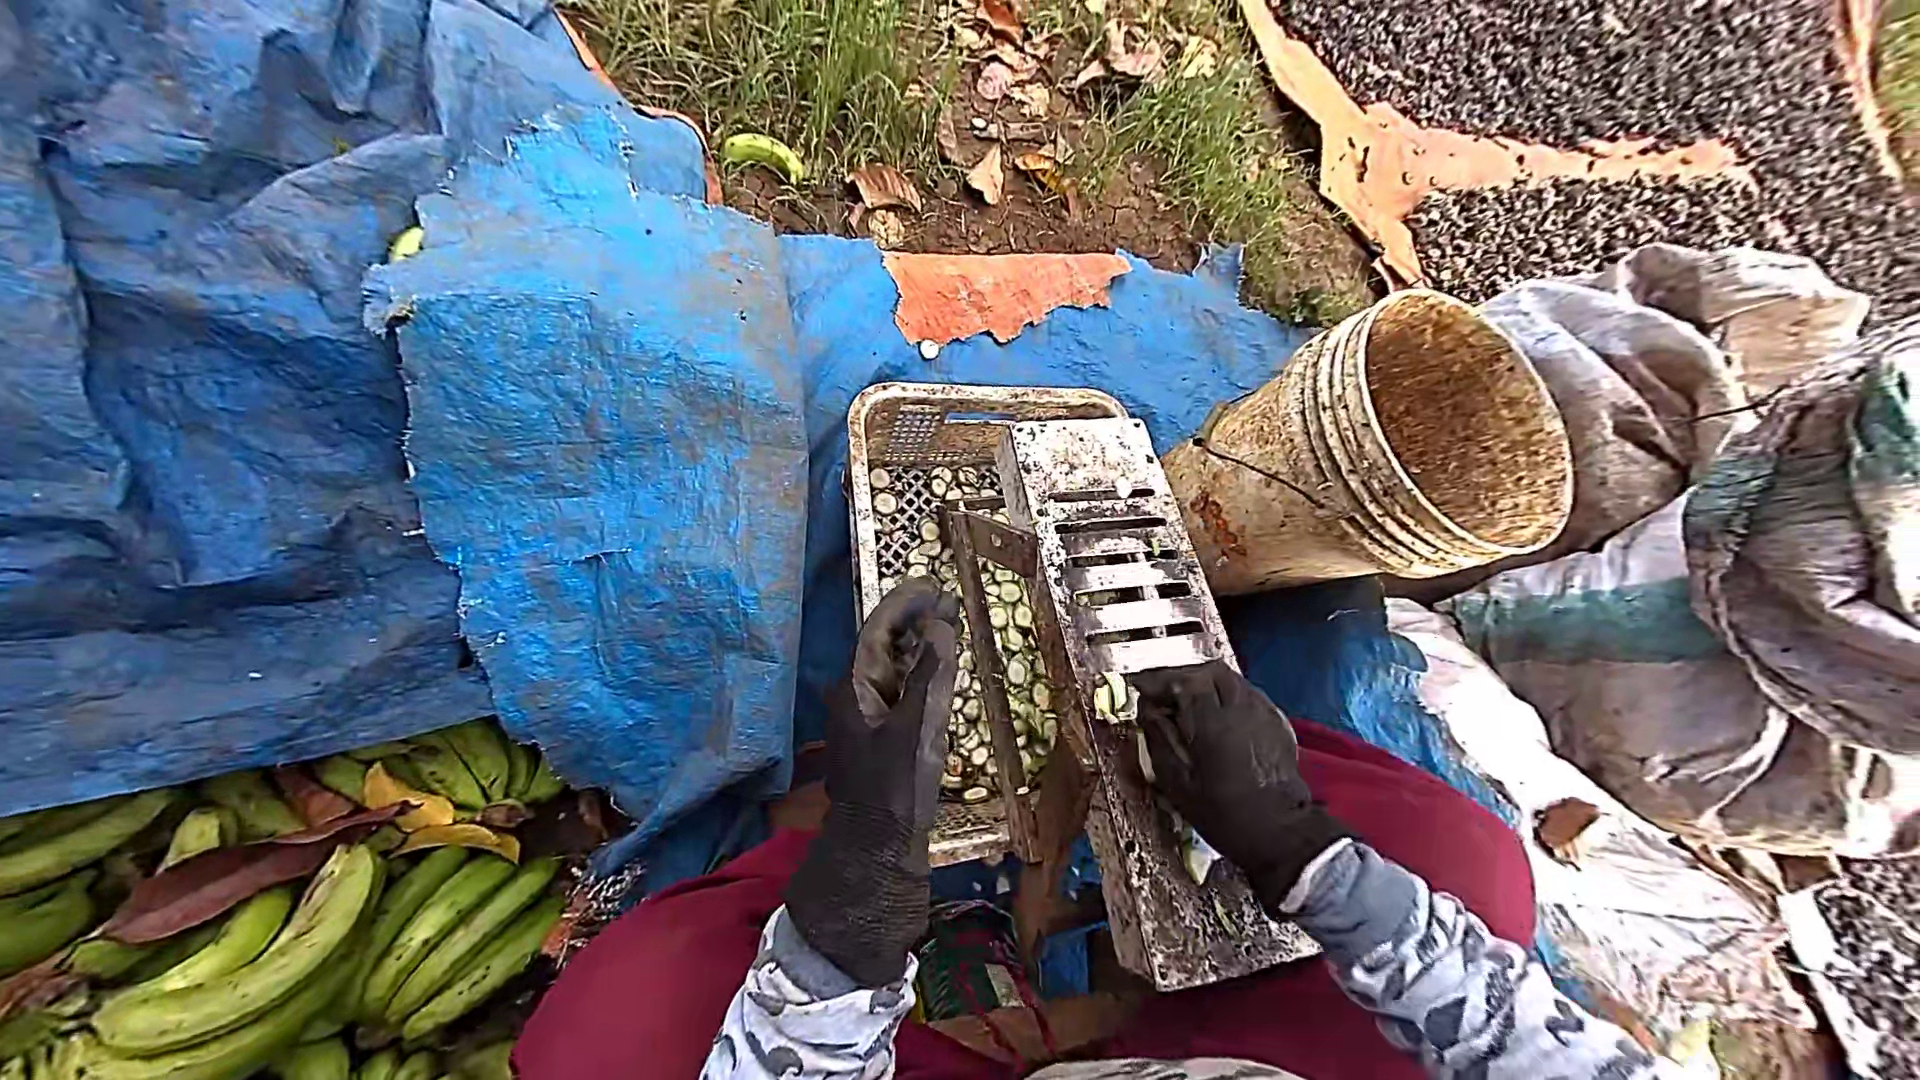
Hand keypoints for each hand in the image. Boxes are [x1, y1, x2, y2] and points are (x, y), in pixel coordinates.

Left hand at [785, 579, 958, 985]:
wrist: (878, 845)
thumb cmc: (894, 786)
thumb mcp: (915, 728)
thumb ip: (928, 675)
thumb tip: (940, 626)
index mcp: (854, 687)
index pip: (878, 631)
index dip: (903, 604)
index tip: (930, 585)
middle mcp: (855, 694)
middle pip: (885, 644)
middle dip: (915, 619)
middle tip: (948, 600)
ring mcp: (867, 712)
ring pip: (894, 665)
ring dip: (920, 643)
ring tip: (949, 621)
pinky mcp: (882, 730)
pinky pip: (901, 687)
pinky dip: (921, 670)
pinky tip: (939, 664)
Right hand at [1131, 661, 1352, 909]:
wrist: (1282, 835)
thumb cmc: (1223, 813)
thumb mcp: (1177, 781)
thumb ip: (1158, 738)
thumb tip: (1146, 708)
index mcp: (1212, 722)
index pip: (1180, 681)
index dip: (1154, 680)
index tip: (1136, 686)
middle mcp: (1240, 708)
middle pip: (1206, 671)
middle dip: (1179, 676)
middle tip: (1160, 691)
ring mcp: (1262, 711)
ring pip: (1228, 678)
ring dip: (1202, 682)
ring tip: (1185, 699)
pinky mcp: (1276, 720)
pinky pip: (1245, 692)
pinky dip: (1224, 693)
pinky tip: (1214, 713)